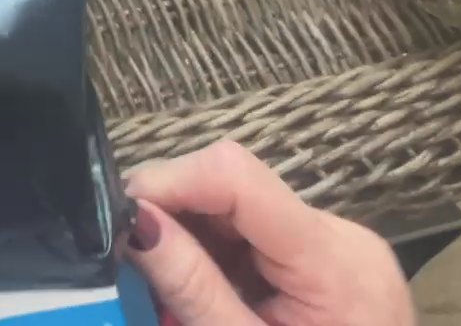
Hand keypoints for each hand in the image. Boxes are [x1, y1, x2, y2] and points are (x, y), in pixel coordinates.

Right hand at [123, 141, 414, 325]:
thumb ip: (192, 286)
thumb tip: (133, 216)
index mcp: (336, 263)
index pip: (234, 174)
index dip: (167, 180)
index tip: (122, 215)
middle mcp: (338, 235)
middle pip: (225, 183)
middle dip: (168, 211)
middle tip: (133, 263)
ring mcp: (332, 242)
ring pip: (225, 199)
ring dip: (182, 230)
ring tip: (168, 285)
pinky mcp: (318, 253)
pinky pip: (241, 223)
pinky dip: (205, 246)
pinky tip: (200, 285)